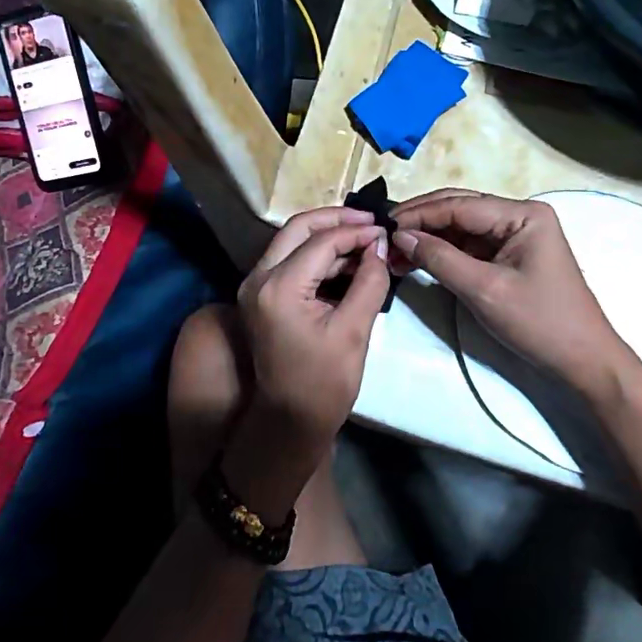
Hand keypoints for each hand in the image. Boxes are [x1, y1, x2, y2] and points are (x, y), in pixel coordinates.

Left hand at [235, 208, 390, 451]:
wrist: (290, 422)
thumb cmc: (324, 383)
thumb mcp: (354, 331)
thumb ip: (370, 282)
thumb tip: (381, 246)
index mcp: (279, 288)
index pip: (322, 242)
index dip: (357, 232)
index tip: (386, 233)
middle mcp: (259, 279)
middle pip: (299, 229)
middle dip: (337, 220)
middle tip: (372, 223)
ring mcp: (256, 286)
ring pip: (293, 241)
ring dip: (329, 237)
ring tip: (367, 242)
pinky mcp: (262, 295)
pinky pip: (291, 260)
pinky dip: (320, 255)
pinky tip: (349, 261)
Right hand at [391, 191, 631, 394]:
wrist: (582, 360)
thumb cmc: (539, 322)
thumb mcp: (485, 290)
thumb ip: (441, 259)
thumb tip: (401, 237)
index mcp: (523, 214)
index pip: (461, 205)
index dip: (421, 215)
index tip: (385, 227)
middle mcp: (520, 216)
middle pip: (462, 209)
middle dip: (423, 221)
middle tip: (384, 234)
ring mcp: (516, 236)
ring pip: (463, 227)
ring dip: (431, 238)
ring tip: (395, 251)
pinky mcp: (510, 256)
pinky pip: (471, 246)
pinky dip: (445, 252)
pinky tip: (418, 259)